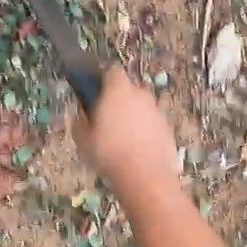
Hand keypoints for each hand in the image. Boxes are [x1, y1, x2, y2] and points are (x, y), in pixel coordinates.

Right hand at [73, 66, 179, 197]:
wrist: (144, 175)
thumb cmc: (108, 152)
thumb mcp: (82, 140)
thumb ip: (78, 122)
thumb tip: (78, 115)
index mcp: (117, 90)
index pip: (111, 71)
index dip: (103, 80)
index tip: (95, 93)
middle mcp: (140, 94)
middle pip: (127, 89)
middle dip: (117, 100)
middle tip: (105, 121)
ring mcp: (156, 110)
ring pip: (141, 107)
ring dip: (132, 117)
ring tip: (121, 140)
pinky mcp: (167, 127)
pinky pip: (151, 123)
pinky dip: (144, 131)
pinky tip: (136, 150)